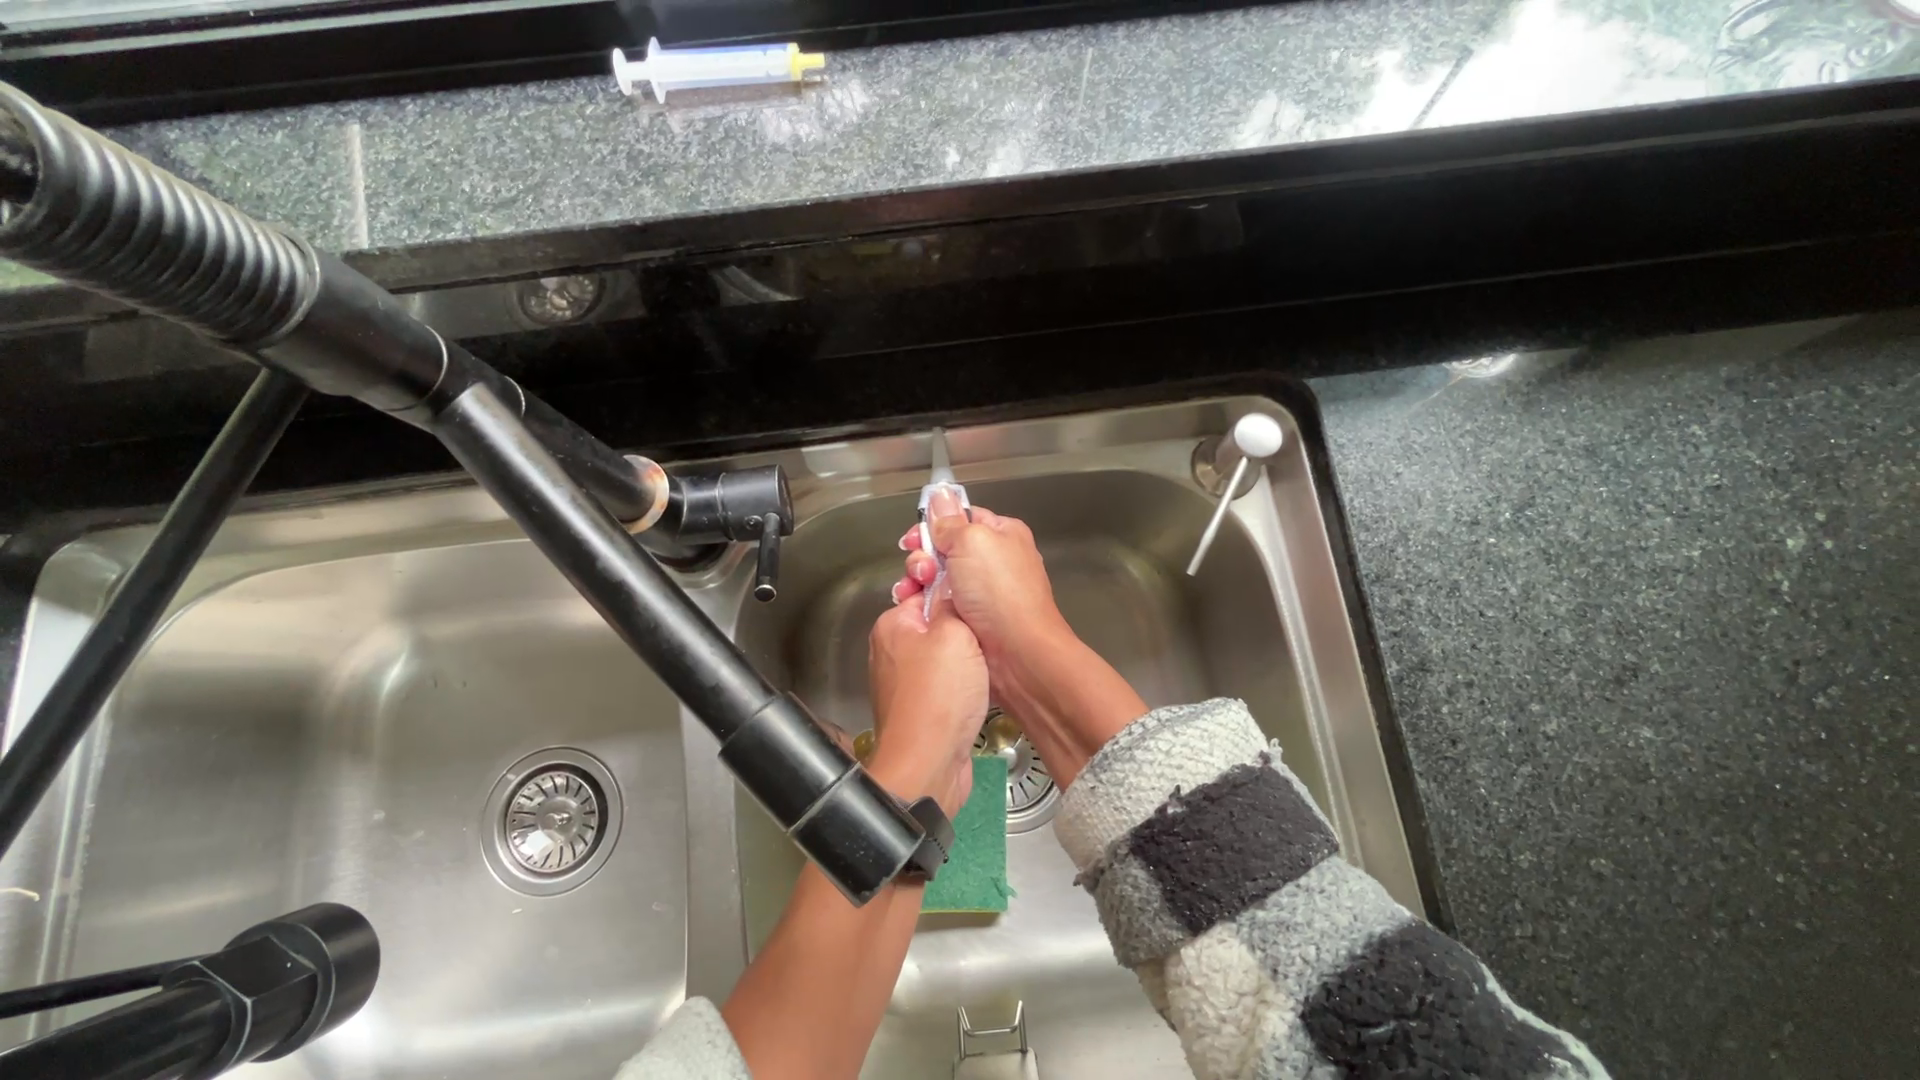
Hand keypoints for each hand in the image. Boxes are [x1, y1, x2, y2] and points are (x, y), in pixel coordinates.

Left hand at [867, 586, 987, 818]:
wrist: (928, 764)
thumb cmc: (940, 696)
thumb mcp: (954, 635)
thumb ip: (952, 606)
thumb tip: (950, 591)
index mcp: (892, 626)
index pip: (927, 593)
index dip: (956, 598)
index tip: (980, 607)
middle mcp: (890, 652)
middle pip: (935, 628)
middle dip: (963, 634)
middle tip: (986, 641)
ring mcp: (901, 685)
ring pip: (942, 660)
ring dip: (965, 665)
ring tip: (984, 669)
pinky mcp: (916, 712)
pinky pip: (943, 688)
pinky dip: (960, 691)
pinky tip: (976, 696)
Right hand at [891, 491, 1072, 670]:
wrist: (1018, 652)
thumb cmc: (999, 590)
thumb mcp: (972, 541)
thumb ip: (950, 520)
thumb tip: (939, 494)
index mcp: (1001, 534)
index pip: (960, 518)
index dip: (934, 525)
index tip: (912, 539)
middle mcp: (992, 561)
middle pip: (943, 549)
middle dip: (923, 557)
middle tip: (921, 572)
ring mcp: (980, 593)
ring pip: (936, 578)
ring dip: (917, 581)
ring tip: (911, 592)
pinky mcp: (969, 620)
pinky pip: (938, 604)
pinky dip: (922, 604)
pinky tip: (912, 608)